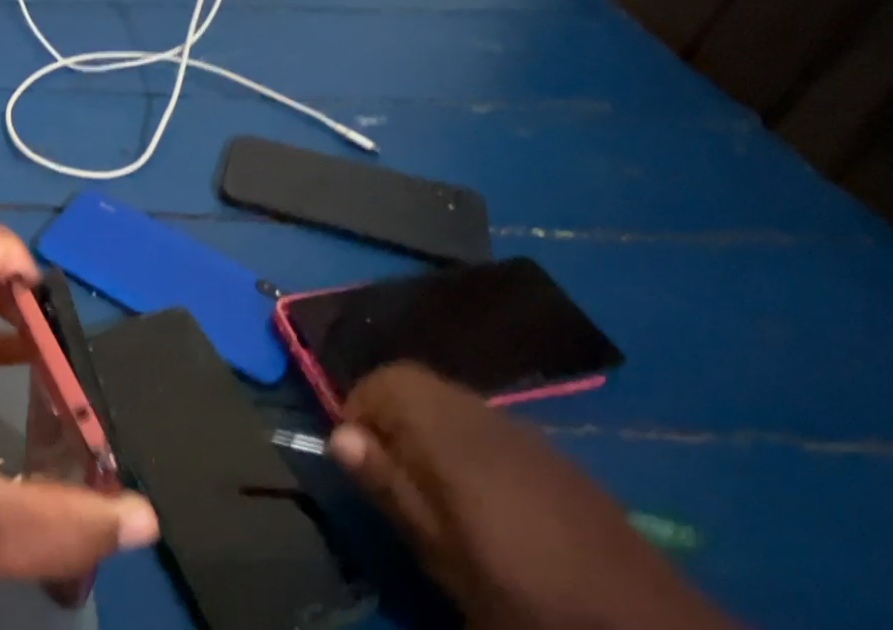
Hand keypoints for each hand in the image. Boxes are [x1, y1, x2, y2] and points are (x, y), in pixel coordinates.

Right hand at [328, 363, 732, 628]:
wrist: (644, 627)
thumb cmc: (521, 590)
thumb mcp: (442, 552)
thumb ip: (390, 487)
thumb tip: (339, 435)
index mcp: (455, 434)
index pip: (390, 379)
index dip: (360, 407)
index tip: (358, 457)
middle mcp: (489, 418)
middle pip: (420, 385)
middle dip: (392, 418)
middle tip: (389, 476)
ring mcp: (528, 435)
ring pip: (454, 406)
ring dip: (428, 432)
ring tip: (429, 493)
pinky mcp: (556, 459)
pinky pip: (490, 430)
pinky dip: (465, 448)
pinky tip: (479, 501)